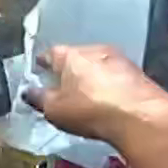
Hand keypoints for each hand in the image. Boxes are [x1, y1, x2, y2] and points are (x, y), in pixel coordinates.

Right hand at [26, 45, 167, 145]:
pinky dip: (103, 85)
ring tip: (79, 96)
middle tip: (57, 86)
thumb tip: (28, 92)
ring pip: (95, 66)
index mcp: (71, 55)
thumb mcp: (53, 109)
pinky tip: (100, 100)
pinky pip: (112, 76)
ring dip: (86, 77)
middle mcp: (95, 50)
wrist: (139, 116)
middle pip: (75, 57)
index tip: (37, 70)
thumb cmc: (89, 109)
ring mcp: (119, 59)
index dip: (42, 63)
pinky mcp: (136, 73)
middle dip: (65, 70)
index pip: (50, 53)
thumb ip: (38, 98)